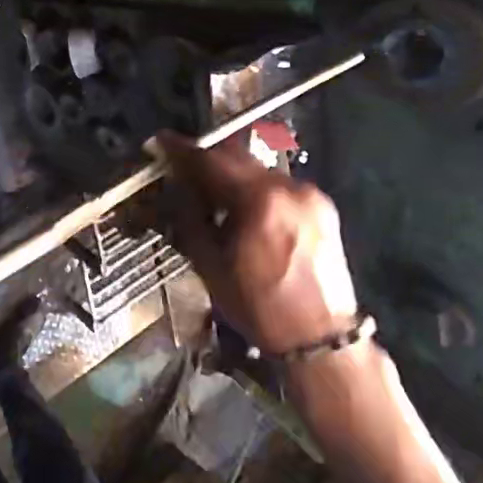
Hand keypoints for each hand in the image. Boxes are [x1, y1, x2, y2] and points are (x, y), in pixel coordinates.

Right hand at [158, 131, 358, 354]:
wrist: (320, 341)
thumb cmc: (259, 308)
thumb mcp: (210, 264)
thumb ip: (190, 217)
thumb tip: (175, 188)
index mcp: (260, 201)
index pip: (211, 161)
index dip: (181, 150)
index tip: (161, 141)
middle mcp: (288, 188)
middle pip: (237, 157)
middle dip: (206, 159)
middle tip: (180, 168)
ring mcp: (309, 195)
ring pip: (258, 170)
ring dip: (231, 175)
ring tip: (211, 194)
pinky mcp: (321, 207)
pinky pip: (278, 186)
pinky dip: (255, 189)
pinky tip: (243, 209)